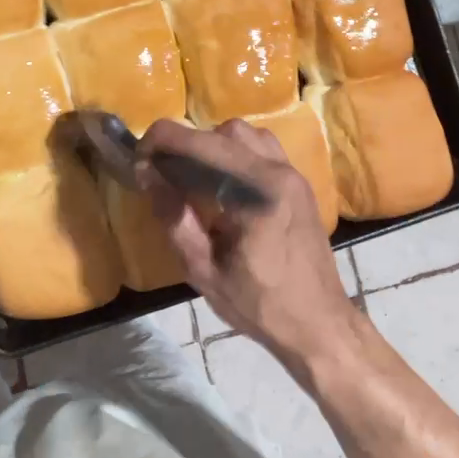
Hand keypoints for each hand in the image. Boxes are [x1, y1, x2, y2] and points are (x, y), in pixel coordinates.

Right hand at [137, 119, 362, 370]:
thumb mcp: (203, 270)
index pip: (200, 145)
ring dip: (211, 144)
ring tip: (192, 175)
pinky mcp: (298, 182)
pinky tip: (222, 182)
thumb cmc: (259, 304)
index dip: (162, 141)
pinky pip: (261, 147)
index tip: (139, 158)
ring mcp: (292, 173)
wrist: (319, 324)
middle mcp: (277, 172)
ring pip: (243, 134)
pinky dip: (235, 151)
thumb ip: (173, 218)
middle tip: (160, 171)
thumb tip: (146, 173)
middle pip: (220, 133)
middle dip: (183, 143)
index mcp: (256, 192)